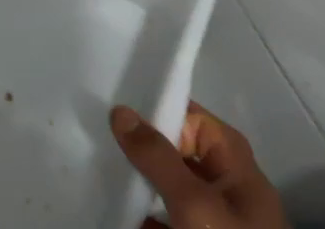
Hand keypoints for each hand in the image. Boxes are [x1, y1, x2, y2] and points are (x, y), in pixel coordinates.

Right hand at [109, 102, 289, 228]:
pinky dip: (139, 214)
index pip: (186, 115)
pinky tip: (110, 207)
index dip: (150, 108)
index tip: (108, 106)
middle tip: (93, 137)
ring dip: (133, 182)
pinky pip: (161, 217)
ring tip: (93, 167)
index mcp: (231, 159)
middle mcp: (222, 180)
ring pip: (162, 185)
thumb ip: (157, 156)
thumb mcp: (194, 203)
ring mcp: (210, 216)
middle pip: (171, 149)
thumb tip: (121, 110)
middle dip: (135, 147)